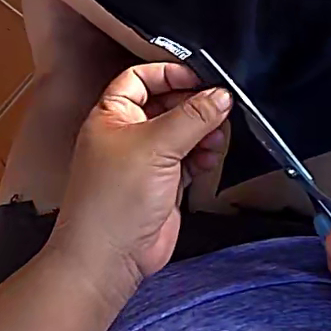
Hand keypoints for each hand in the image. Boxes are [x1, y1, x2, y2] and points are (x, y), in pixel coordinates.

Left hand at [48, 62, 230, 297]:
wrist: (111, 256)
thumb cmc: (113, 200)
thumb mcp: (156, 146)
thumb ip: (192, 117)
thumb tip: (220, 96)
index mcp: (112, 115)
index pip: (141, 78)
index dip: (169, 74)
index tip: (200, 77)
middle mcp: (129, 134)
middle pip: (167, 104)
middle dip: (194, 105)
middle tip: (218, 108)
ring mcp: (147, 160)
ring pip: (182, 132)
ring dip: (203, 132)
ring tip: (216, 138)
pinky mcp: (164, 183)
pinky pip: (189, 158)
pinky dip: (202, 155)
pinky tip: (210, 158)